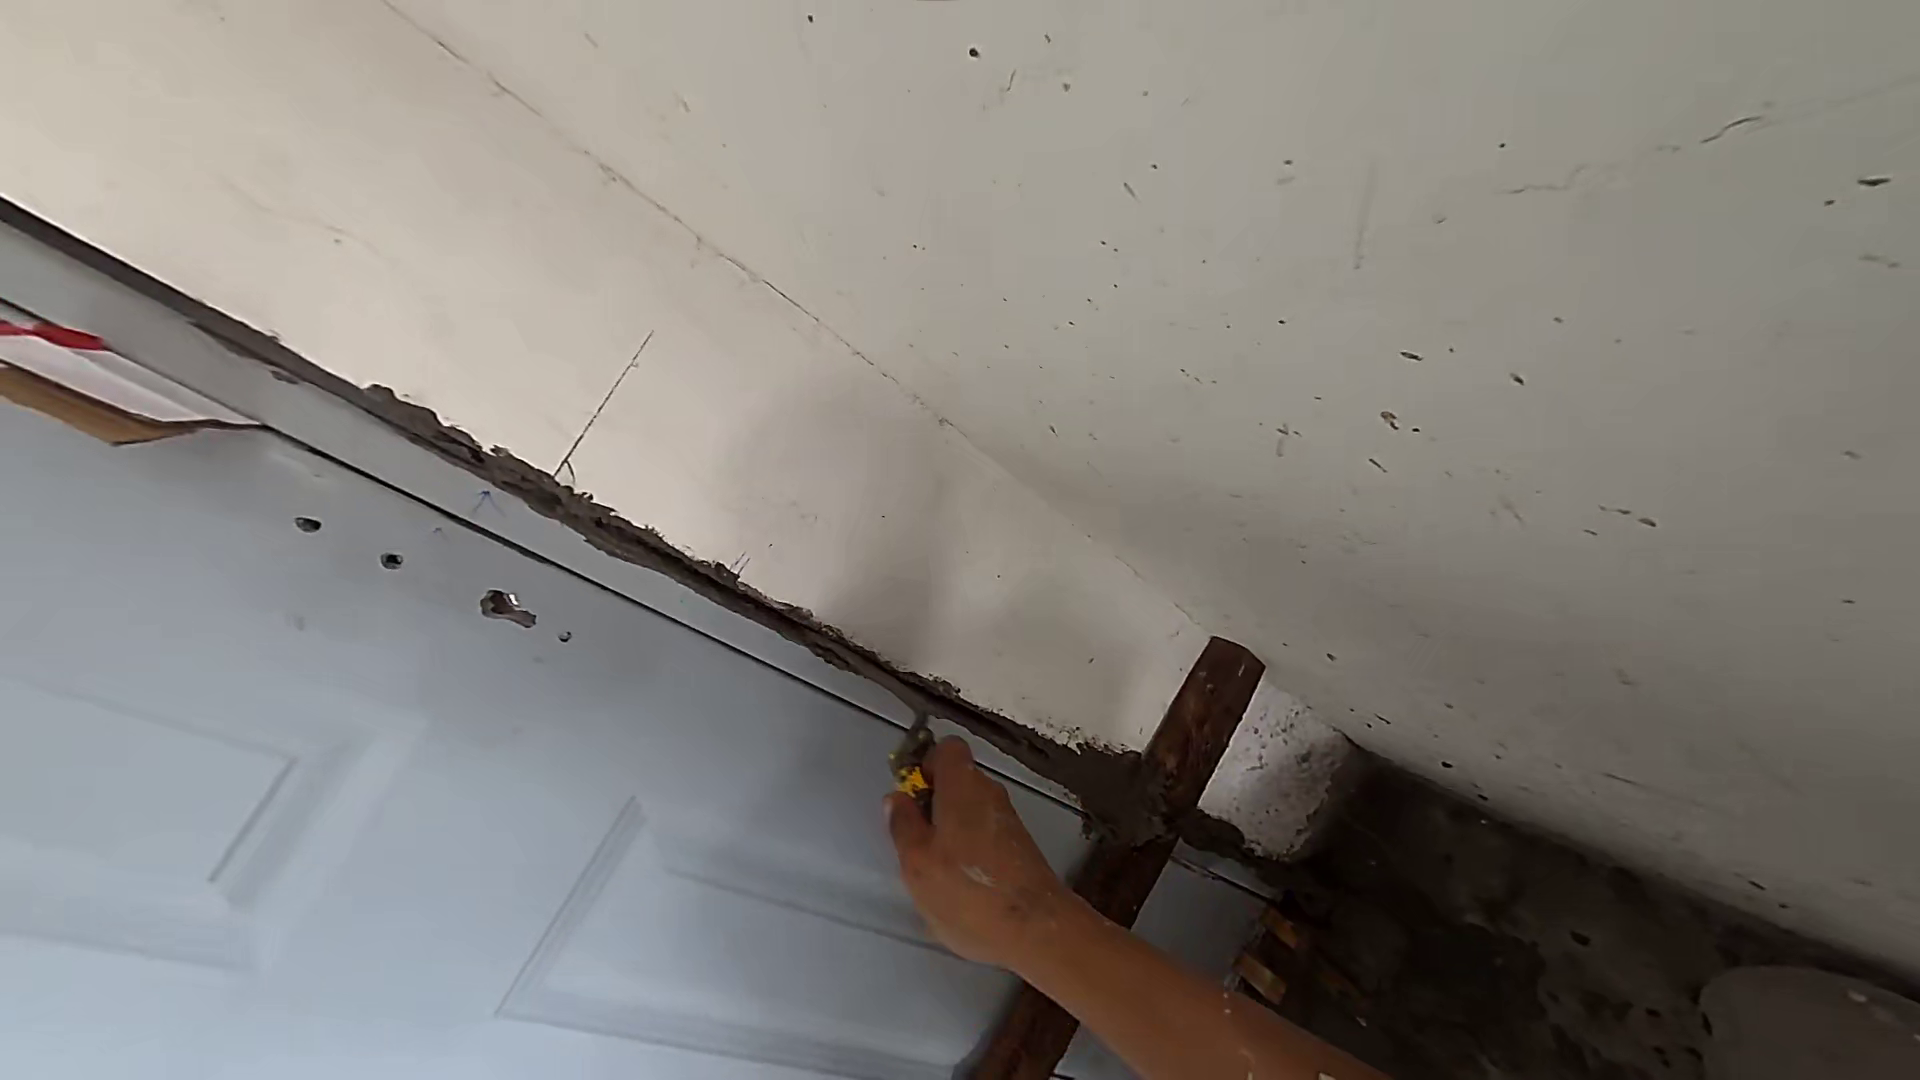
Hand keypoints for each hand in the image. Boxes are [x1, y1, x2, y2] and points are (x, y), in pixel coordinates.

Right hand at [885, 737, 1082, 968]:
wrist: (1035, 928)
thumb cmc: (967, 890)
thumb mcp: (917, 862)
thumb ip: (903, 825)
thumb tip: (896, 797)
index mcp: (962, 784)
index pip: (947, 748)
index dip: (926, 764)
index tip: (912, 795)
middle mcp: (988, 791)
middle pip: (957, 778)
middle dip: (934, 802)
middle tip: (916, 839)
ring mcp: (1007, 817)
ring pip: (969, 807)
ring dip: (950, 828)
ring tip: (937, 868)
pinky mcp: (1018, 844)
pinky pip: (984, 830)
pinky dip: (969, 845)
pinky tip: (962, 882)